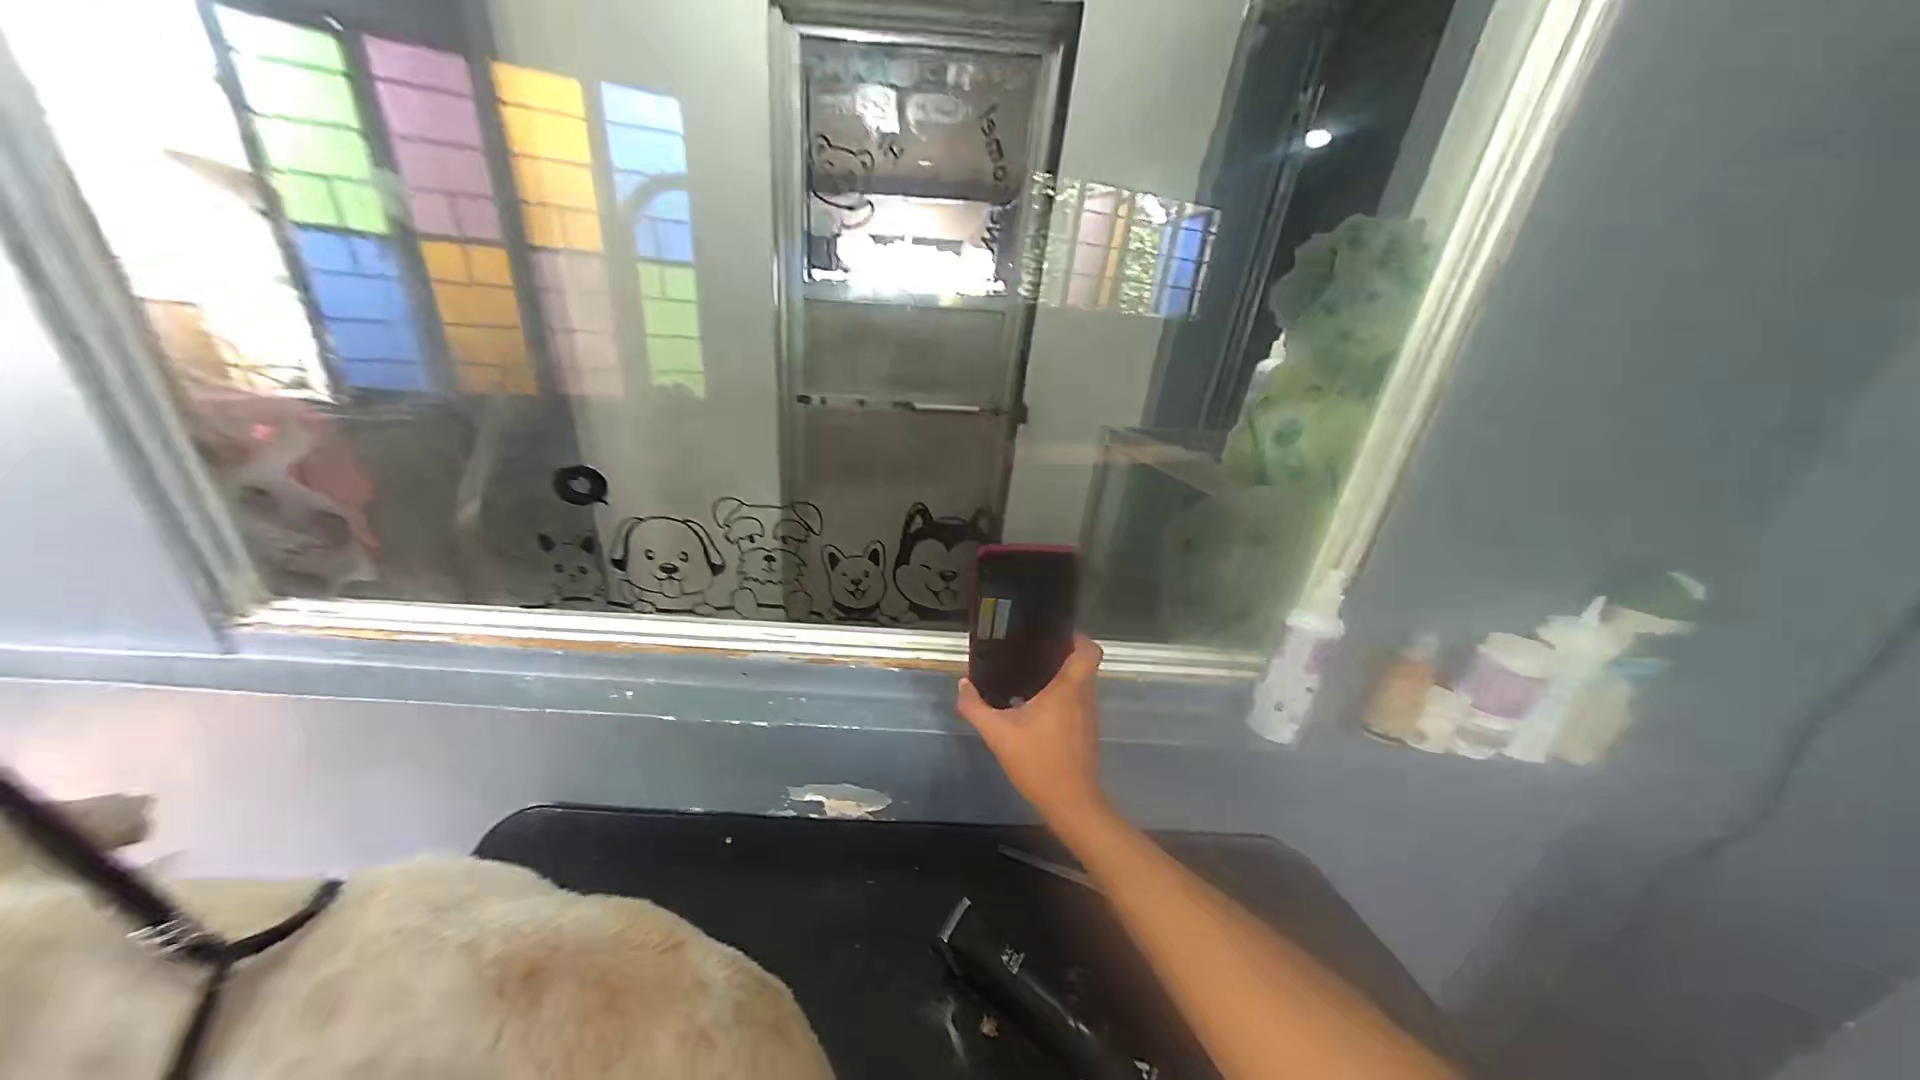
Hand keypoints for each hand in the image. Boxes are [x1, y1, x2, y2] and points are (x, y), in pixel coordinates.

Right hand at [956, 635, 1108, 826]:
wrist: (1069, 802)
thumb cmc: (1038, 761)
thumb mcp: (998, 733)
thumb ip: (976, 707)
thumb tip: (963, 684)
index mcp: (1069, 688)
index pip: (1089, 650)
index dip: (1076, 636)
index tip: (1054, 633)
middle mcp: (1084, 696)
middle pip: (1083, 664)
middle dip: (1062, 654)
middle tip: (1032, 650)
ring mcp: (1089, 715)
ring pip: (1082, 683)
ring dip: (1062, 675)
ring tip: (1031, 673)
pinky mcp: (1086, 731)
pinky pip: (1078, 701)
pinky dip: (1063, 696)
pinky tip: (1036, 704)